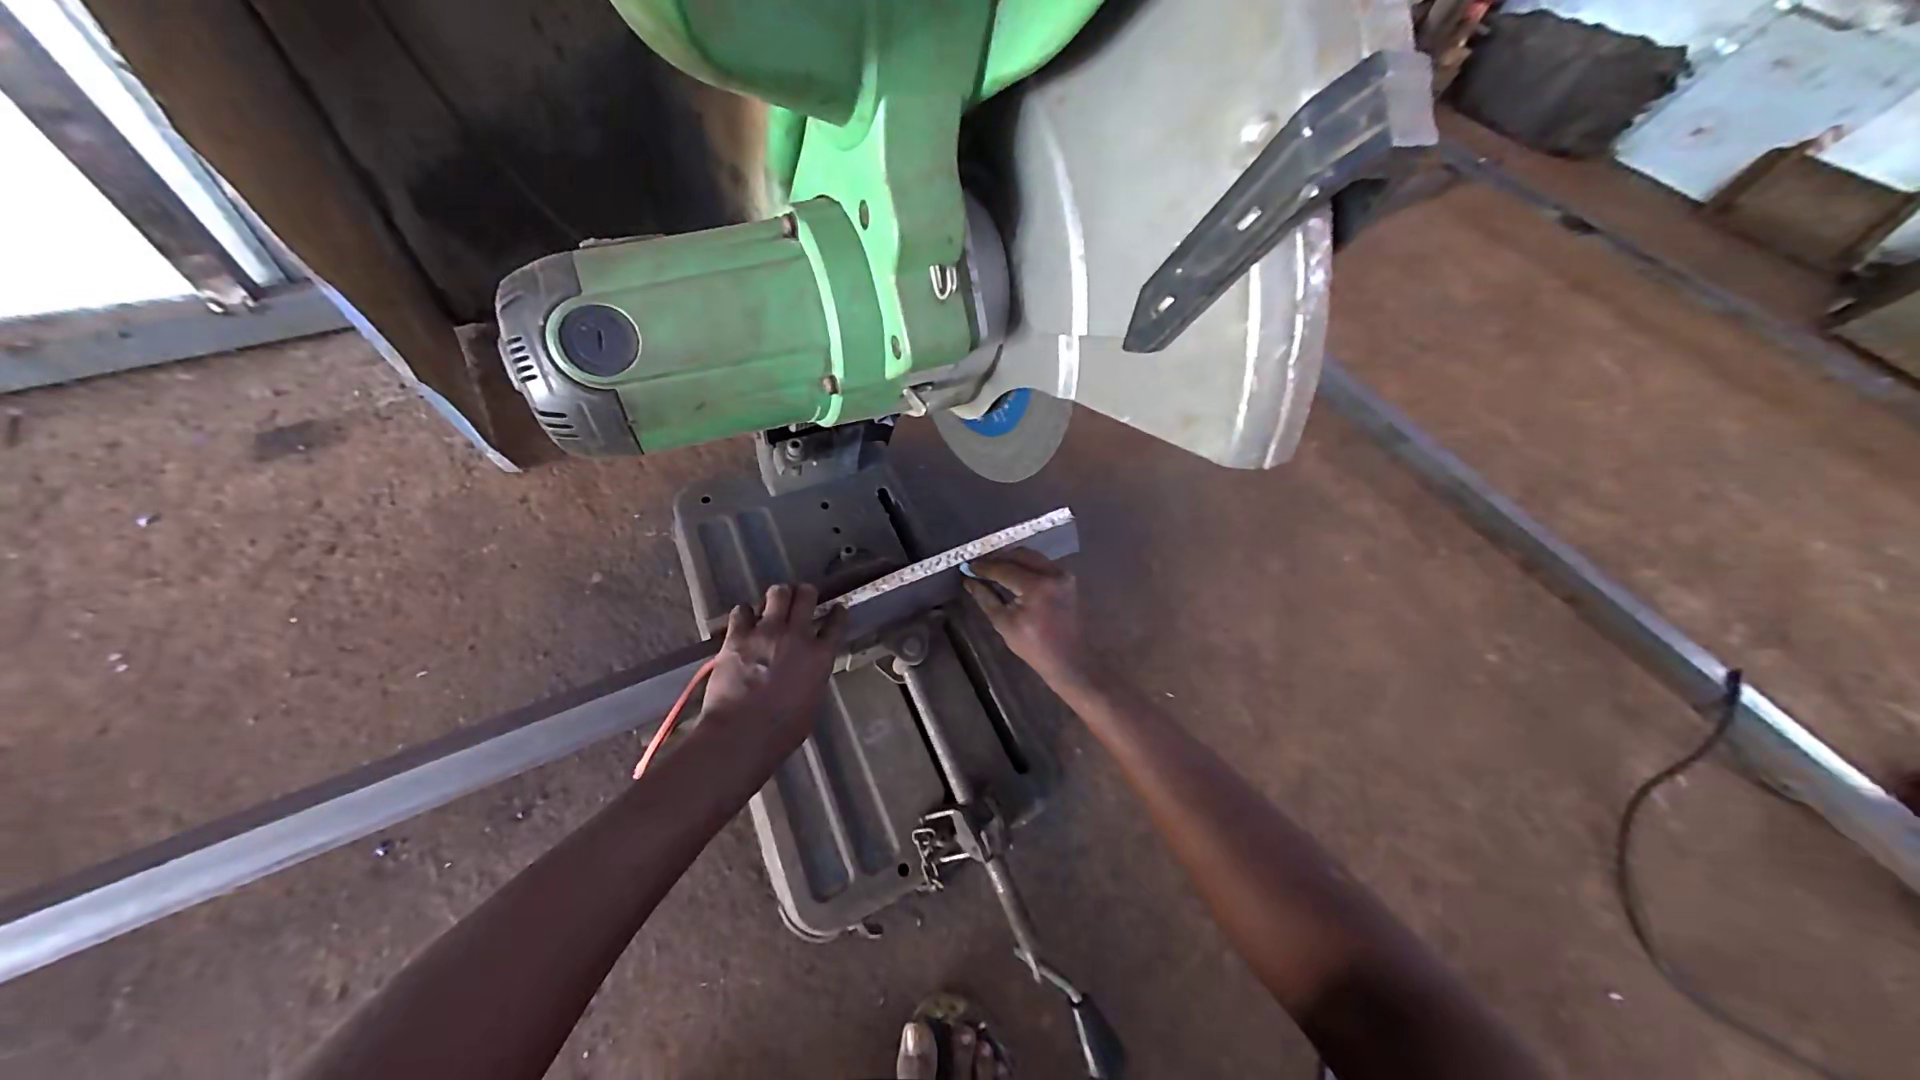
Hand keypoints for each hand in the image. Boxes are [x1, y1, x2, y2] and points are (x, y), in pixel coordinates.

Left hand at [703, 584, 846, 741]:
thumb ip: (812, 679)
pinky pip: (741, 611)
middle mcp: (797, 636)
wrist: (742, 731)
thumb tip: (806, 673)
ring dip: (778, 596)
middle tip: (802, 595)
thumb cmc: (782, 730)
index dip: (838, 613)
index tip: (837, 608)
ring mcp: (766, 632)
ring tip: (774, 600)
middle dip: (805, 593)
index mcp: (820, 657)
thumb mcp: (811, 704)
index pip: (836, 625)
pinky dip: (744, 613)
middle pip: (806, 597)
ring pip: (777, 594)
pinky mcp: (738, 636)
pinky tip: (744, 618)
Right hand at [963, 550, 1094, 687]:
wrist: (1069, 659)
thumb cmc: (1034, 646)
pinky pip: (1042, 564)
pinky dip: (1026, 565)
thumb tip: (970, 581)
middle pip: (1019, 555)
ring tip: (995, 569)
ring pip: (1032, 557)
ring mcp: (1063, 574)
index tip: (968, 567)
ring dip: (1012, 560)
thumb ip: (986, 598)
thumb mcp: (1004, 623)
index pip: (1004, 568)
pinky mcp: (1067, 579)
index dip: (984, 567)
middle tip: (981, 566)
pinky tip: (1014, 574)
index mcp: (1036, 586)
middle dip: (998, 558)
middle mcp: (1052, 573)